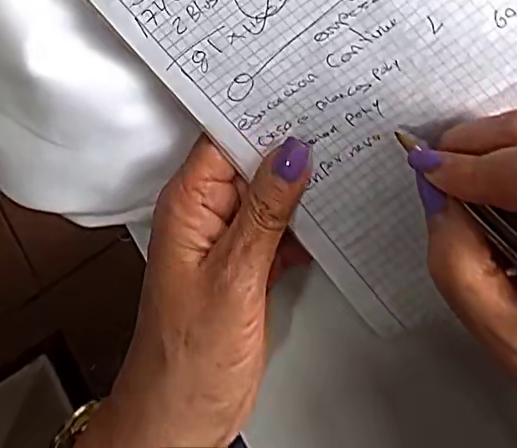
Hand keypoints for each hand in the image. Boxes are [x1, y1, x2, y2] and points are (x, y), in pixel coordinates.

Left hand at [81, 135, 310, 447]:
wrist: (181, 424)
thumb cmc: (185, 362)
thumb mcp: (235, 278)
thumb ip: (265, 212)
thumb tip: (292, 156)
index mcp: (188, 204)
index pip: (224, 137)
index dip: (260, 116)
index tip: (298, 100)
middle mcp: (205, 212)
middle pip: (249, 159)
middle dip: (288, 148)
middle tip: (329, 129)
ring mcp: (227, 236)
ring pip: (268, 190)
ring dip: (299, 186)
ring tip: (335, 165)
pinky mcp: (246, 259)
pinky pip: (277, 222)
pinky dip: (301, 220)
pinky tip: (326, 217)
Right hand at [408, 111, 516, 447]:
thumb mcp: (503, 340)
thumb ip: (456, 261)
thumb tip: (437, 191)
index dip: (478, 165)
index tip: (432, 172)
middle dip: (474, 146)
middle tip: (435, 171)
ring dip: (490, 151)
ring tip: (465, 190)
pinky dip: (511, 161)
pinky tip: (498, 198)